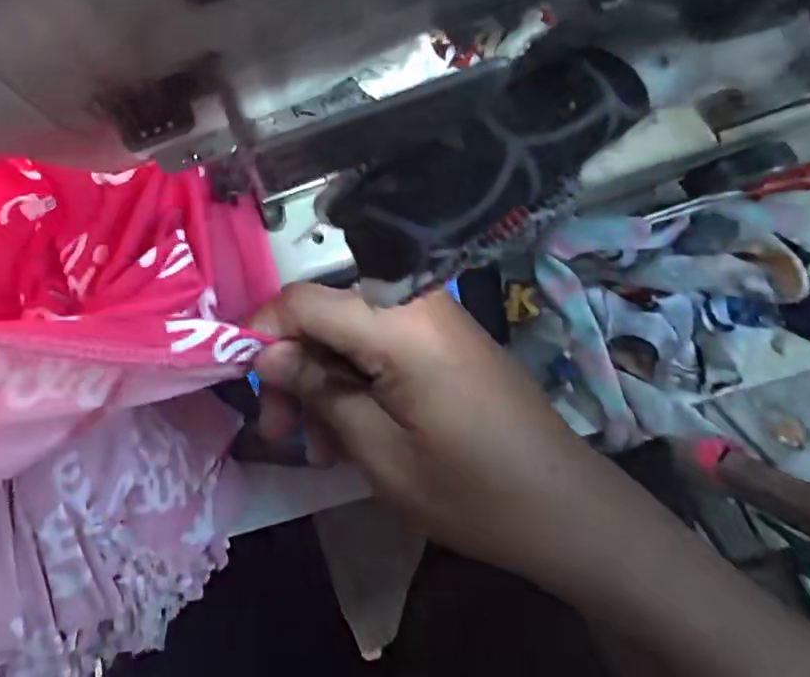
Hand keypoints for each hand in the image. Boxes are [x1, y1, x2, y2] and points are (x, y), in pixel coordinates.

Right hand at [251, 285, 630, 593]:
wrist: (569, 509)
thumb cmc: (473, 490)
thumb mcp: (380, 452)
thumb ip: (318, 391)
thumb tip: (264, 354)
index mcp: (399, 322)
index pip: (304, 300)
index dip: (261, 332)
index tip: (241, 380)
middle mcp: (413, 302)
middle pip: (324, 315)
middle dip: (293, 370)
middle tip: (279, 433)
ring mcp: (431, 317)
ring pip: (346, 332)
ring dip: (321, 383)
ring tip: (315, 449)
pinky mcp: (441, 337)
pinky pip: (377, 344)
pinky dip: (353, 381)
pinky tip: (348, 434)